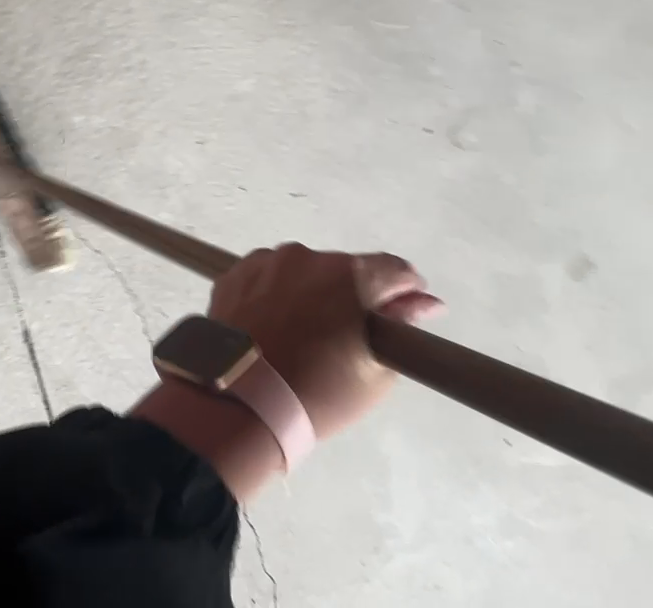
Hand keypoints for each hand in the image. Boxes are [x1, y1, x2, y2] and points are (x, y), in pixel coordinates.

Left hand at [208, 242, 443, 439]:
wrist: (239, 396)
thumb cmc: (319, 389)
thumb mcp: (377, 368)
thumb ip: (400, 325)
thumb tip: (421, 302)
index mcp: (350, 273)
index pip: (396, 270)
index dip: (405, 294)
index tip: (400, 317)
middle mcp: (304, 256)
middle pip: (343, 270)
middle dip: (352, 294)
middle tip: (344, 333)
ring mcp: (262, 262)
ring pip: (299, 271)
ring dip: (309, 291)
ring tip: (302, 331)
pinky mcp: (231, 275)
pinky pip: (264, 278)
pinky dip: (272, 294)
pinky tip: (271, 324)